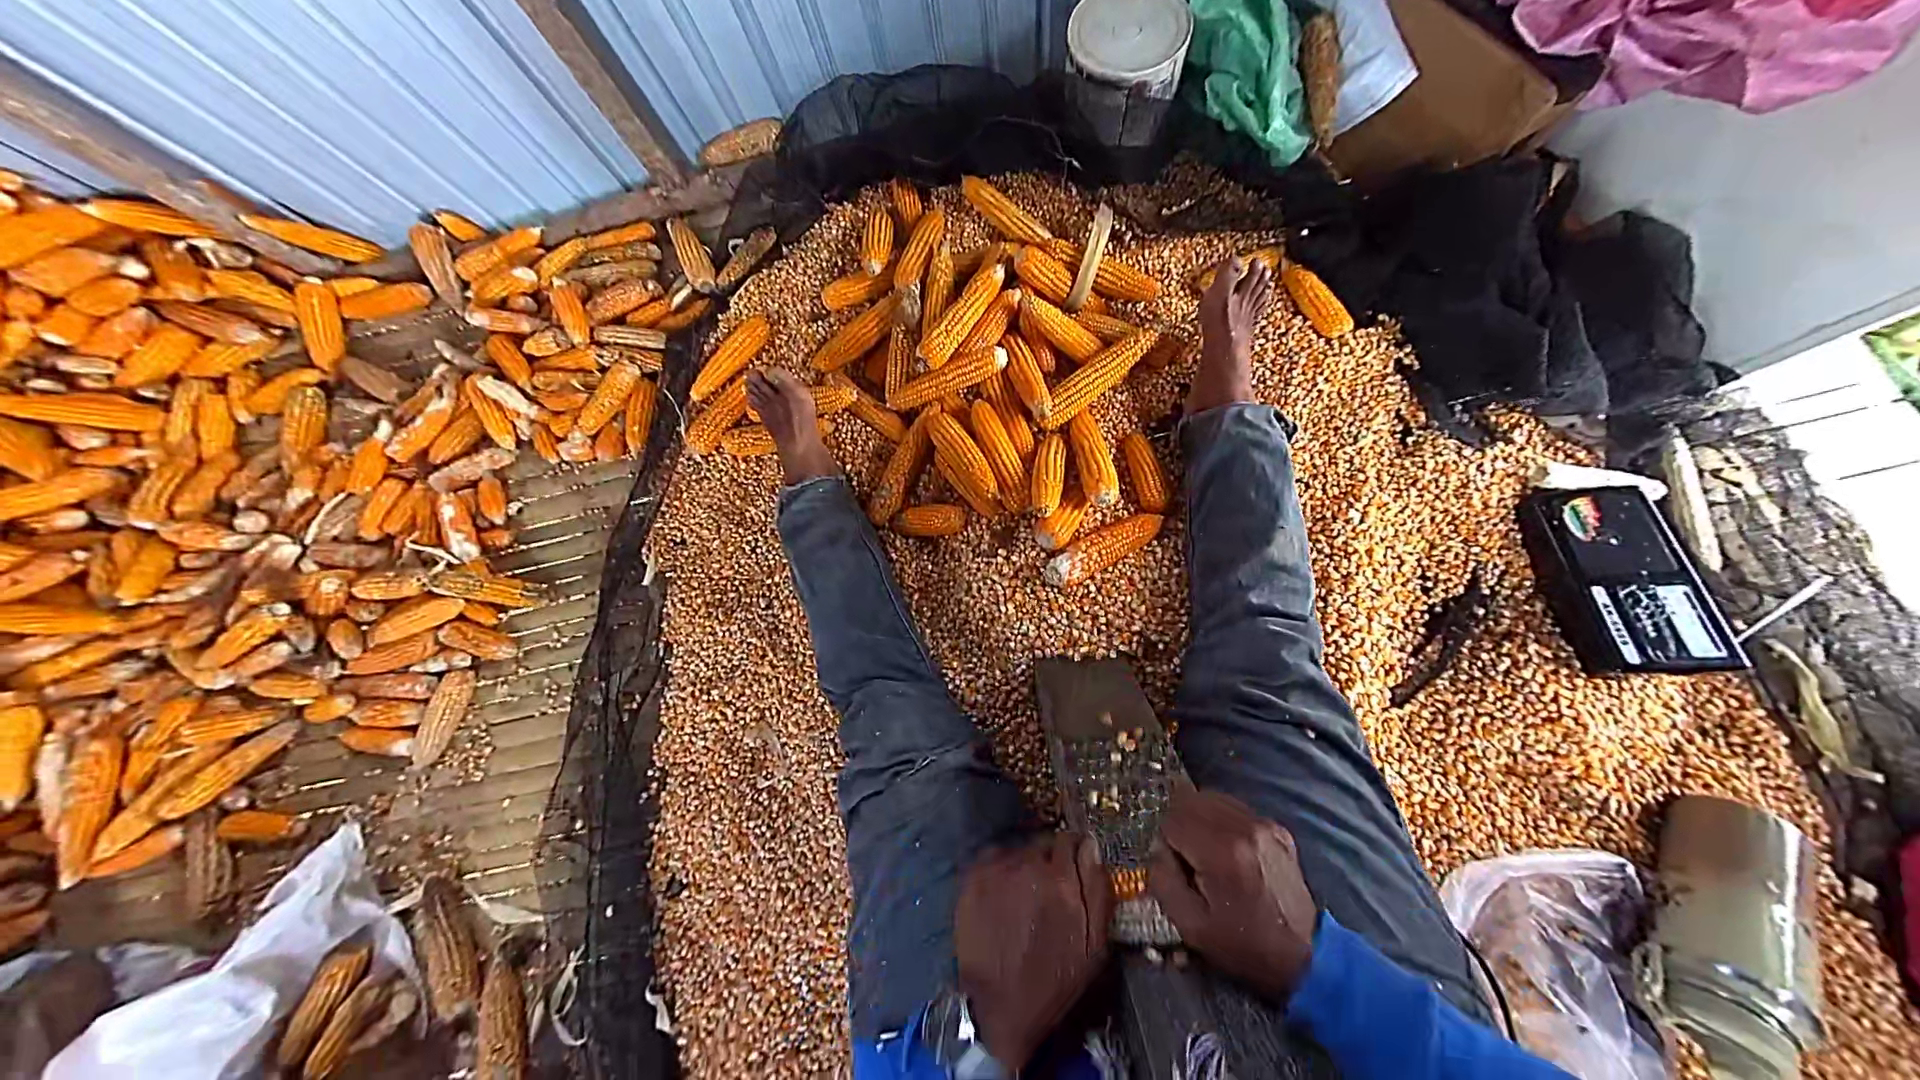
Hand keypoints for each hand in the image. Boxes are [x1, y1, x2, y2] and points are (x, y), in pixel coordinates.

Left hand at [954, 832, 1111, 1068]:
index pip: (1070, 840)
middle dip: (1049, 860)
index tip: (1072, 864)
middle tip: (1047, 886)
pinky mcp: (973, 876)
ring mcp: (997, 868)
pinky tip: (1002, 892)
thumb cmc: (1054, 981)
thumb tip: (1091, 846)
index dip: (1073, 851)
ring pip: (1017, 850)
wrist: (999, 1006)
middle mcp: (1029, 864)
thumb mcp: (1094, 945)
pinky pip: (993, 858)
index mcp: (1062, 879)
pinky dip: (1000, 868)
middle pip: (1043, 844)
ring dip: (1024, 864)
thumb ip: (1098, 889)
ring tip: (1023, 892)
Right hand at [1148, 788, 1317, 999]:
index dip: (1165, 843)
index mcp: (1222, 852)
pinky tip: (1227, 849)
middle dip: (1178, 825)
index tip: (1177, 869)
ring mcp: (1263, 824)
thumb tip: (1158, 848)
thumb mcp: (1190, 926)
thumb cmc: (1244, 945)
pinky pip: (1232, 807)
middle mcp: (1244, 828)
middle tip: (1187, 858)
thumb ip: (1162, 879)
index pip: (1171, 820)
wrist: (1306, 957)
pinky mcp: (1276, 827)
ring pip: (1210, 798)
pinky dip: (1220, 821)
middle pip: (1188, 800)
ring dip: (1198, 819)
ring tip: (1207, 852)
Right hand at [1189, 255, 1270, 412]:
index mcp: (1241, 296)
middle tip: (1265, 270)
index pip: (1250, 279)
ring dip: (1261, 295)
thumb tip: (1236, 258)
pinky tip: (1256, 314)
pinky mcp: (1242, 338)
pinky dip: (1256, 314)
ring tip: (1265, 288)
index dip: (1253, 269)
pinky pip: (1253, 321)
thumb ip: (1228, 274)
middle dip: (1260, 280)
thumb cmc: (1218, 326)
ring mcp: (1246, 324)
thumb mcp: (1219, 293)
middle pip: (1256, 291)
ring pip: (1257, 305)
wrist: (1224, 356)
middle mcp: (1247, 309)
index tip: (1257, 260)